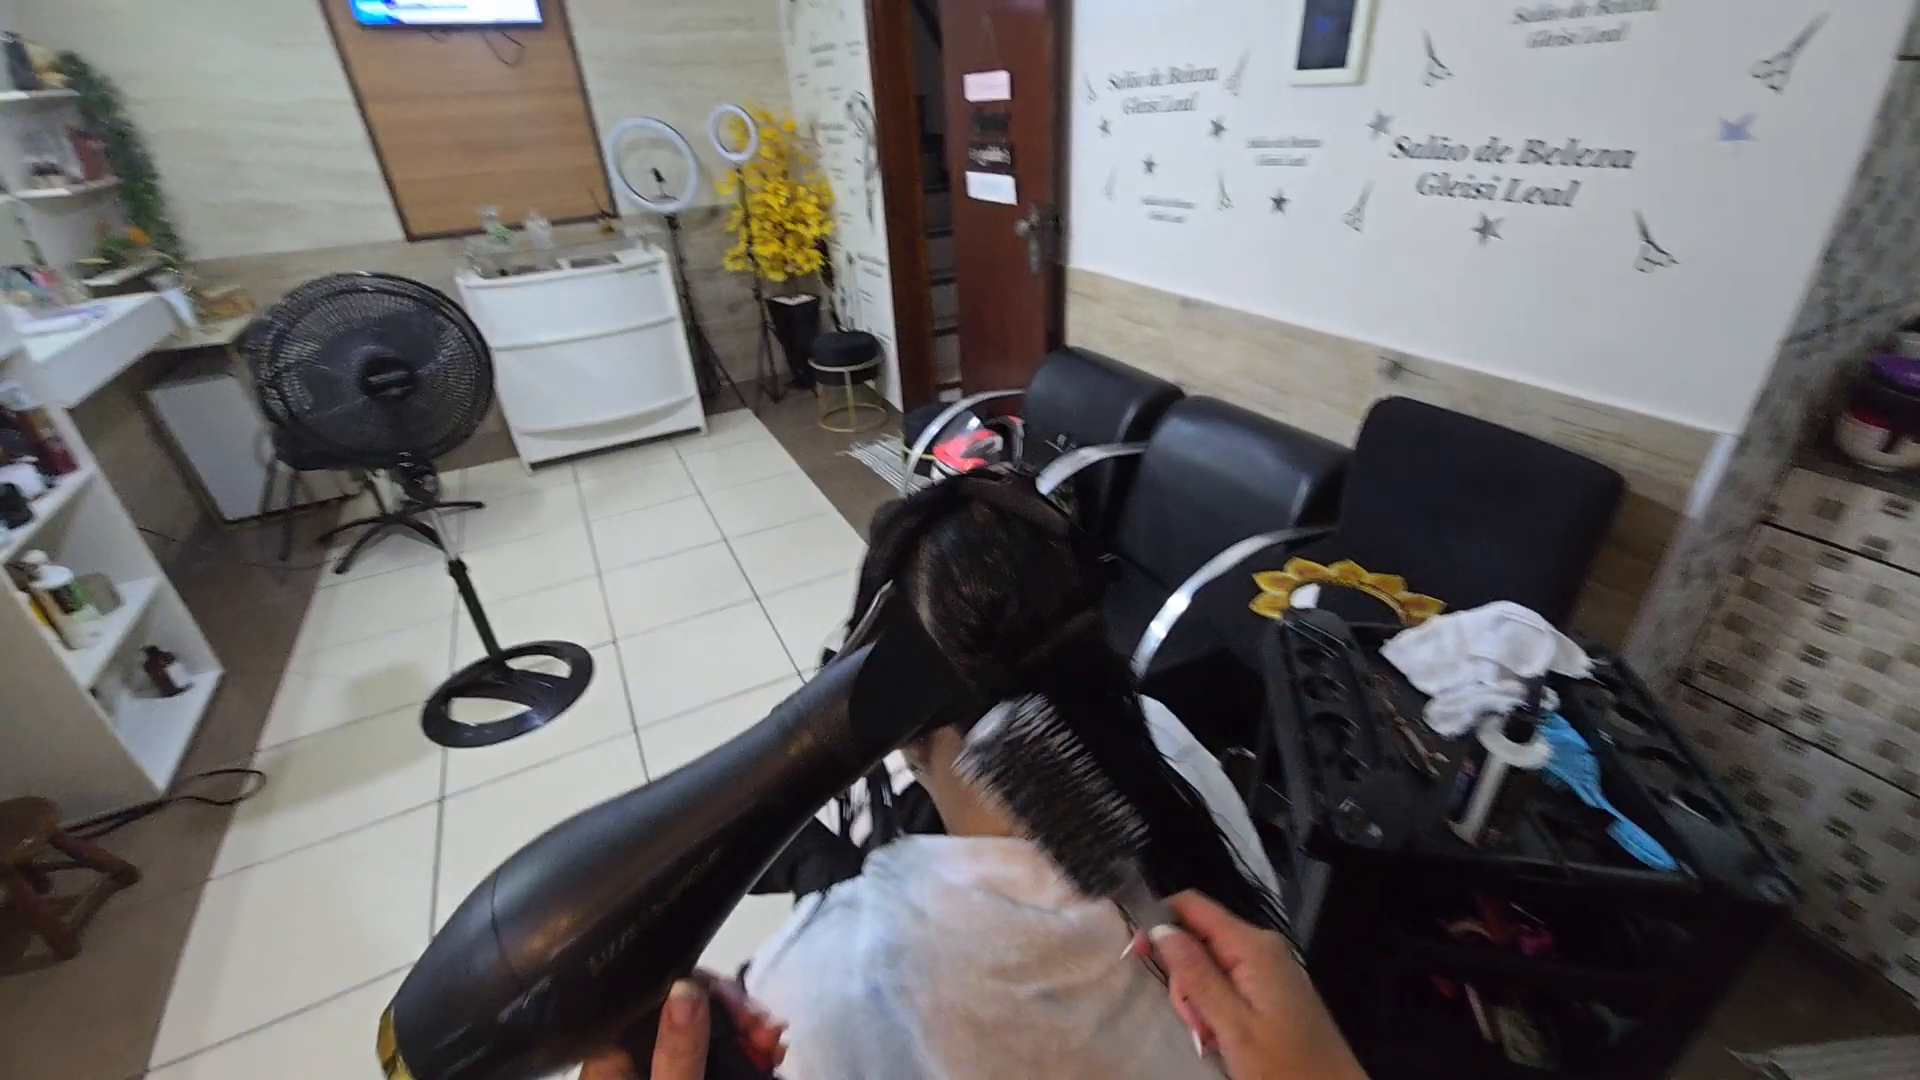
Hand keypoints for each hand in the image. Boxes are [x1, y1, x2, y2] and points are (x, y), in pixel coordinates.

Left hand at [580, 976, 787, 1079]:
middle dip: (733, 1012)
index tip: (738, 1000)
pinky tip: (771, 1051)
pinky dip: (746, 1049)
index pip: (651, 997)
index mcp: (611, 1063)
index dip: (698, 988)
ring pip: (708, 1033)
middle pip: (686, 1012)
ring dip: (748, 1030)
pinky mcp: (688, 1075)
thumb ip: (677, 1054)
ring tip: (777, 1042)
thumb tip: (685, 985)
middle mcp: (633, 1063)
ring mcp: (662, 1070)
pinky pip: (717, 1054)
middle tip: (770, 1027)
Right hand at [1139, 892, 1367, 1079]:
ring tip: (1211, 1040)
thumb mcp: (1234, 1029)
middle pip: (1198, 937)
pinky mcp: (1273, 990)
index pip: (1191, 905)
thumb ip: (1196, 975)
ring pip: (1209, 963)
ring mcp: (1269, 968)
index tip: (1134, 954)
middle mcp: (1261, 946)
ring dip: (1199, 999)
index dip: (1158, 920)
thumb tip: (1159, 928)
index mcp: (1252, 946)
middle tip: (1194, 1024)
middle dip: (1184, 977)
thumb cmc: (1288, 1074)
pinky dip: (1216, 1007)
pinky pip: (1228, 981)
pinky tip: (1222, 1039)